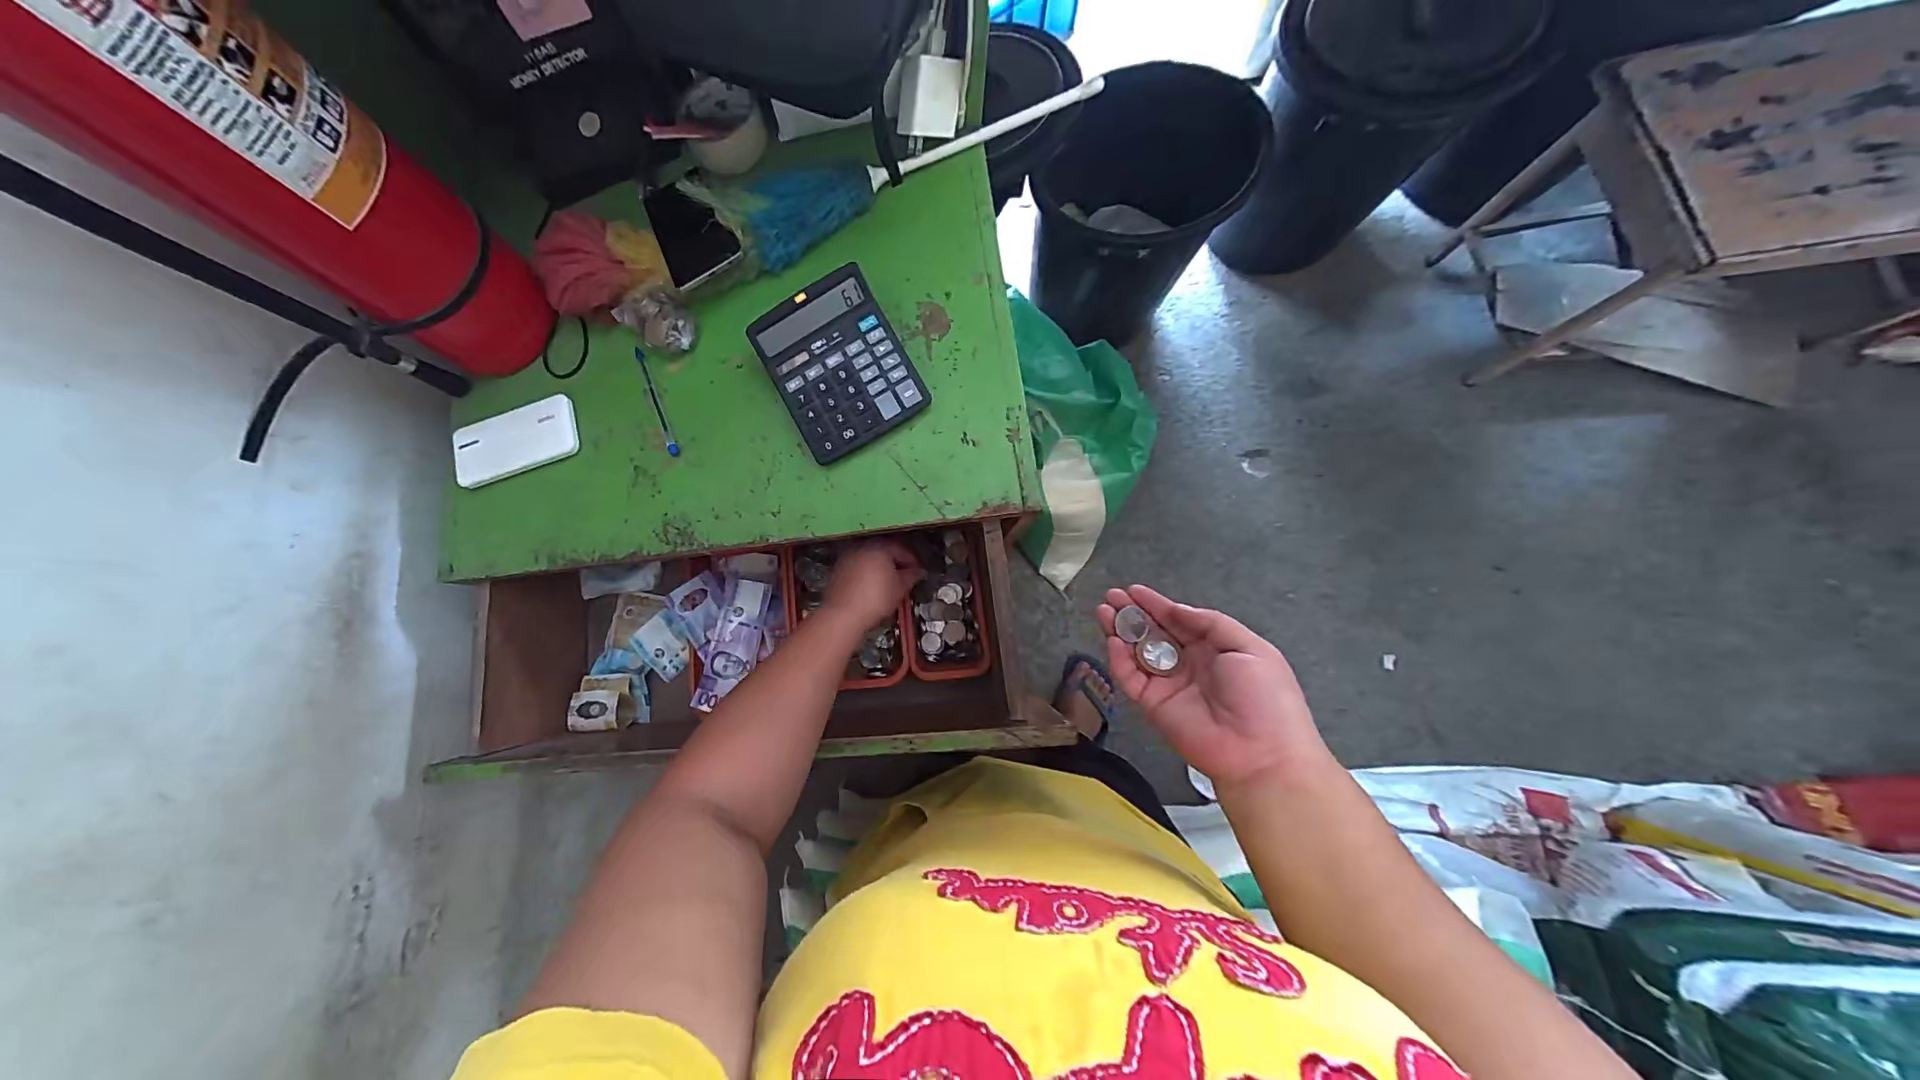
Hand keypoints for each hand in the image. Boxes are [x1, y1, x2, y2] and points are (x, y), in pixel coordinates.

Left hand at [823, 541, 921, 629]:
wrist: (843, 615)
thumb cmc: (875, 599)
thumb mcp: (900, 588)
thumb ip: (911, 576)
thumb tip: (918, 572)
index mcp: (880, 548)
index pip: (902, 549)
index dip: (913, 561)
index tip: (918, 571)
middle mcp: (862, 548)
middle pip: (884, 552)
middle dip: (896, 563)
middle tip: (906, 577)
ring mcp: (848, 559)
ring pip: (870, 560)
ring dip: (881, 569)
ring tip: (890, 584)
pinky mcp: (838, 571)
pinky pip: (858, 568)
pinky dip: (867, 575)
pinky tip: (872, 589)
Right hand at [1097, 585, 1334, 795]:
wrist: (1260, 753)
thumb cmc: (1264, 697)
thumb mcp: (1249, 648)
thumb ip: (1211, 623)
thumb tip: (1177, 610)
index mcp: (1214, 648)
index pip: (1178, 620)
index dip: (1156, 605)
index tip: (1134, 590)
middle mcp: (1188, 663)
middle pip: (1153, 632)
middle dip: (1132, 613)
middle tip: (1111, 596)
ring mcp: (1168, 684)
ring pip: (1137, 652)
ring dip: (1120, 631)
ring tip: (1103, 611)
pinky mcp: (1152, 704)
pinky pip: (1131, 678)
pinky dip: (1119, 660)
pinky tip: (1113, 642)